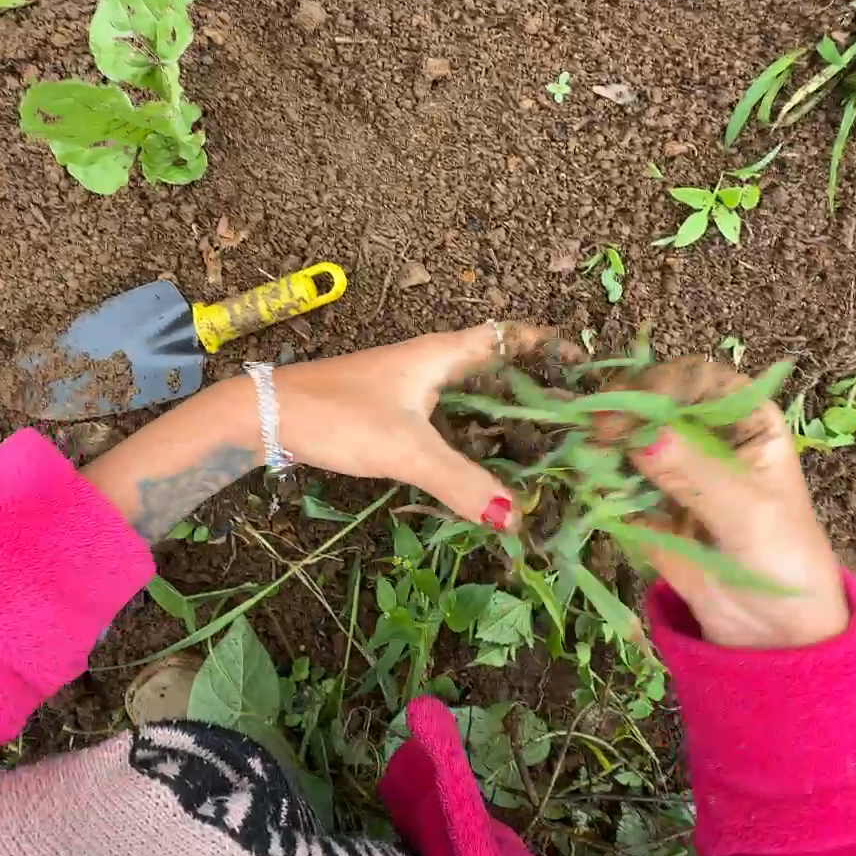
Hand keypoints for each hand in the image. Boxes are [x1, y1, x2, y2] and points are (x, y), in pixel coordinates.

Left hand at [272, 322, 570, 531]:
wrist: (267, 414)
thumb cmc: (338, 416)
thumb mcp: (404, 449)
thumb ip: (460, 482)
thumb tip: (519, 520)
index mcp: (442, 354)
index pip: (509, 336)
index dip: (549, 344)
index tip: (588, 367)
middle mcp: (433, 362)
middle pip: (498, 366)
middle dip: (536, 388)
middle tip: (577, 422)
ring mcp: (412, 385)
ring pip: (473, 394)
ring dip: (505, 413)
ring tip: (546, 446)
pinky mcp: (394, 407)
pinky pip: (450, 414)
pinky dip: (474, 432)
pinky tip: (486, 460)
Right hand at [610, 359, 848, 648]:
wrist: (770, 627)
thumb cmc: (782, 557)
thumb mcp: (748, 513)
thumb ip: (696, 474)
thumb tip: (643, 437)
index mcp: (742, 417)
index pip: (696, 379)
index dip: (661, 385)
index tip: (630, 411)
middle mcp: (702, 428)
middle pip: (650, 398)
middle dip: (621, 410)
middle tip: (597, 432)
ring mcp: (667, 459)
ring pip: (623, 430)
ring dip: (601, 439)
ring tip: (588, 458)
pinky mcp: (640, 492)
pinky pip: (610, 472)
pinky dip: (595, 473)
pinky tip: (590, 481)